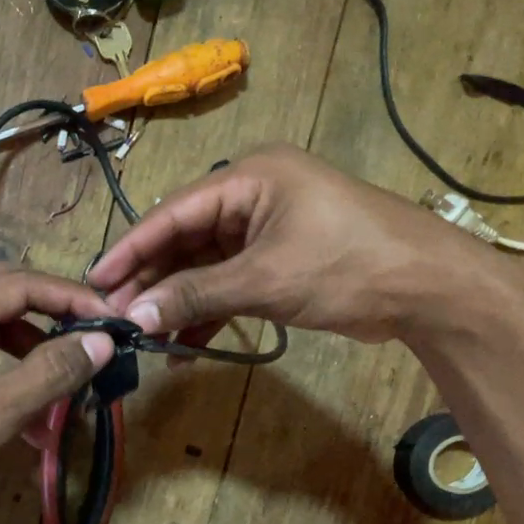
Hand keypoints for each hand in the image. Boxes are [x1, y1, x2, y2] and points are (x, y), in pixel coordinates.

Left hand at [0, 265, 115, 505]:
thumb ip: (50, 373)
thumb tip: (102, 341)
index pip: (20, 283)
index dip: (70, 296)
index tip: (111, 318)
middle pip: (5, 292)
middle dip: (51, 311)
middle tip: (89, 331)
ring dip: (32, 344)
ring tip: (65, 375)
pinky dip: (10, 370)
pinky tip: (32, 410)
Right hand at [87, 144, 516, 344]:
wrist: (428, 289)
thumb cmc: (347, 264)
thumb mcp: (264, 279)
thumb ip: (195, 296)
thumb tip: (134, 319)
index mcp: (248, 177)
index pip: (172, 213)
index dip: (131, 249)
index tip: (95, 282)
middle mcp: (251, 196)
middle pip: (183, 240)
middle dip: (150, 281)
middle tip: (114, 316)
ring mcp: (264, 230)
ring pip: (201, 267)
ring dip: (174, 302)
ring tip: (142, 336)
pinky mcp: (276, 262)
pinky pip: (225, 285)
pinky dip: (205, 313)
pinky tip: (180, 345)